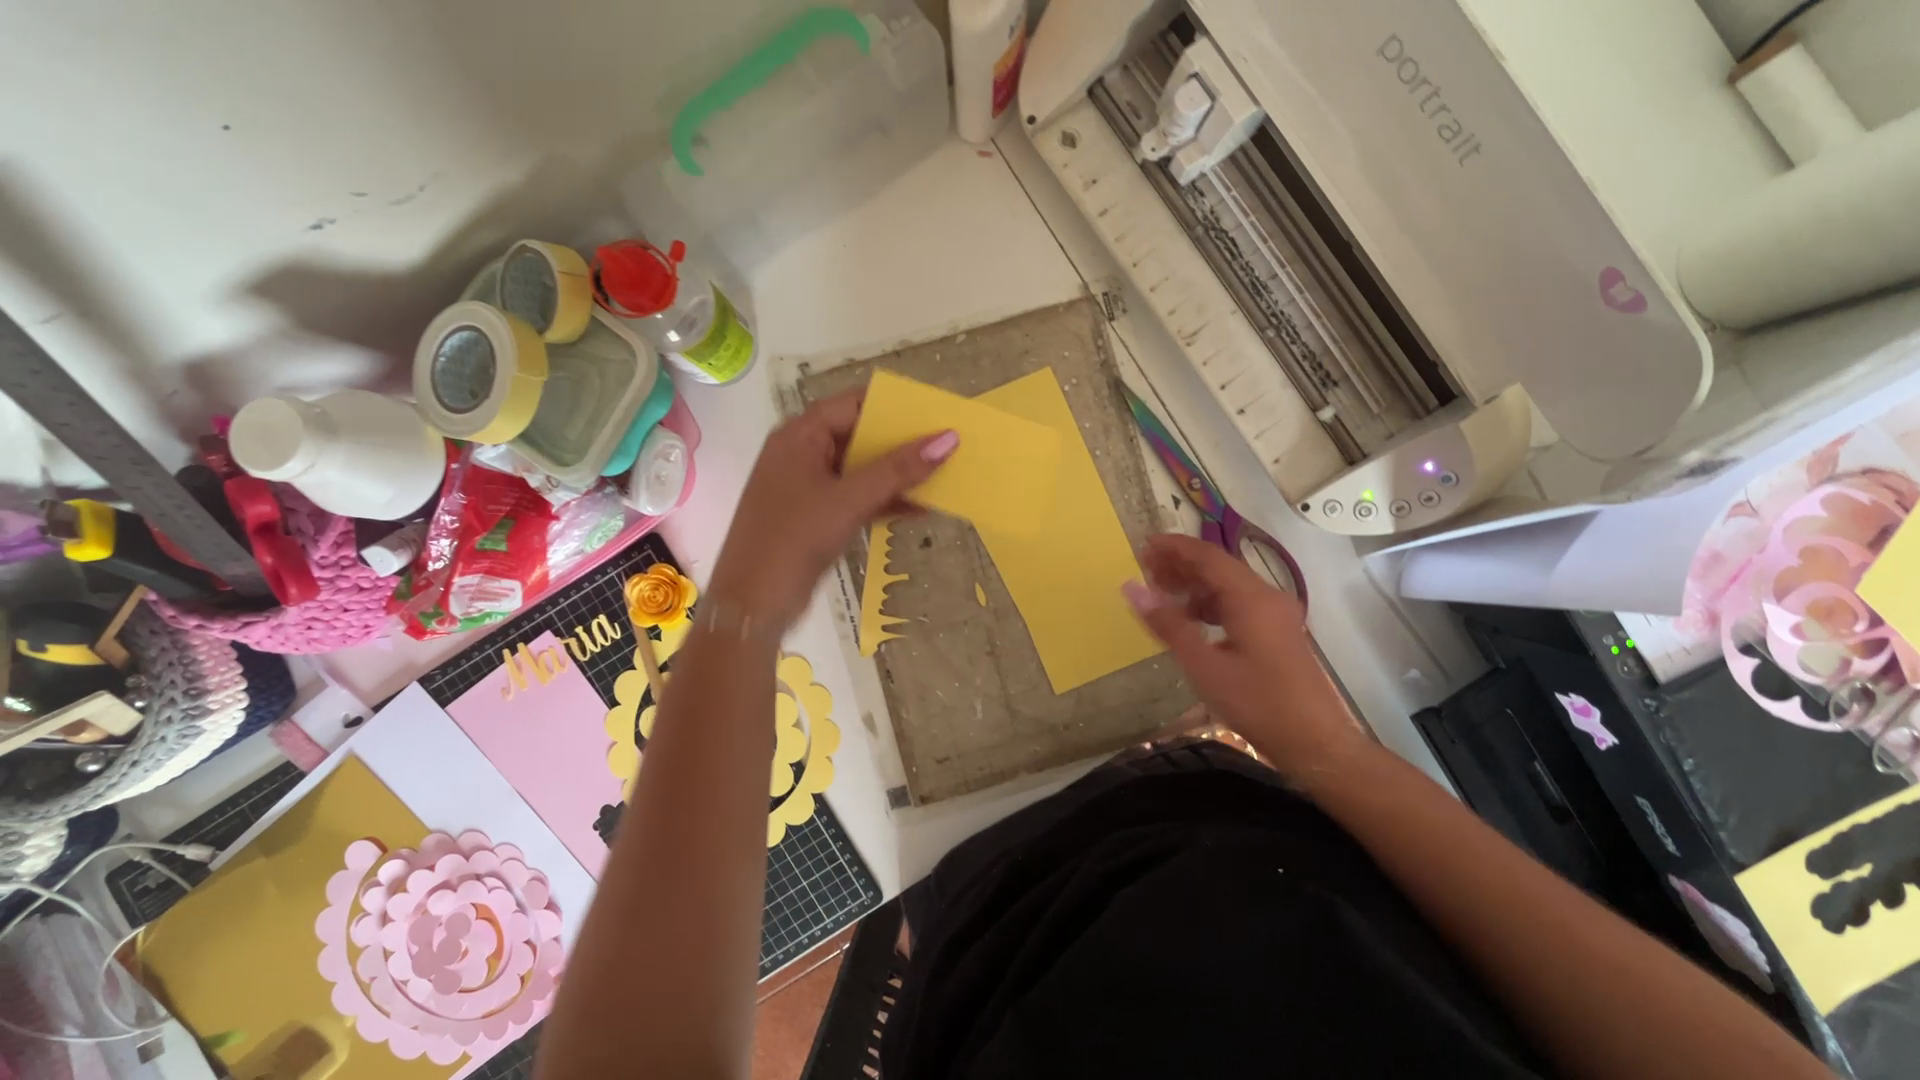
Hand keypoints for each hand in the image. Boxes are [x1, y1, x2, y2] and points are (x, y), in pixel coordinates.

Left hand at [708, 389, 956, 631]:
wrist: (752, 603)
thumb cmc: (794, 539)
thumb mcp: (850, 500)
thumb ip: (898, 469)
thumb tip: (949, 438)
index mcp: (799, 436)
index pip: (853, 404)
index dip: (894, 406)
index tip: (935, 413)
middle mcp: (801, 453)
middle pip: (858, 435)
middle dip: (901, 443)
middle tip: (947, 444)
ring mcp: (807, 487)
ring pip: (860, 470)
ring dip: (896, 475)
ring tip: (942, 476)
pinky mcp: (814, 517)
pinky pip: (856, 497)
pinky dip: (884, 501)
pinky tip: (920, 510)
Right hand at [1124, 534, 1372, 781]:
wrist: (1314, 742)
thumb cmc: (1256, 703)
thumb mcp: (1204, 665)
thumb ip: (1168, 624)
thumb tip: (1132, 588)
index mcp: (1251, 598)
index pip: (1208, 556)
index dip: (1174, 547)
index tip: (1142, 546)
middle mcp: (1267, 597)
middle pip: (1219, 568)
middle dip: (1181, 565)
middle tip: (1144, 569)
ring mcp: (1275, 615)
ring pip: (1229, 587)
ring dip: (1194, 586)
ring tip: (1160, 594)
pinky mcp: (1277, 633)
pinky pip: (1239, 605)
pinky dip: (1210, 605)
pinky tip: (1190, 621)